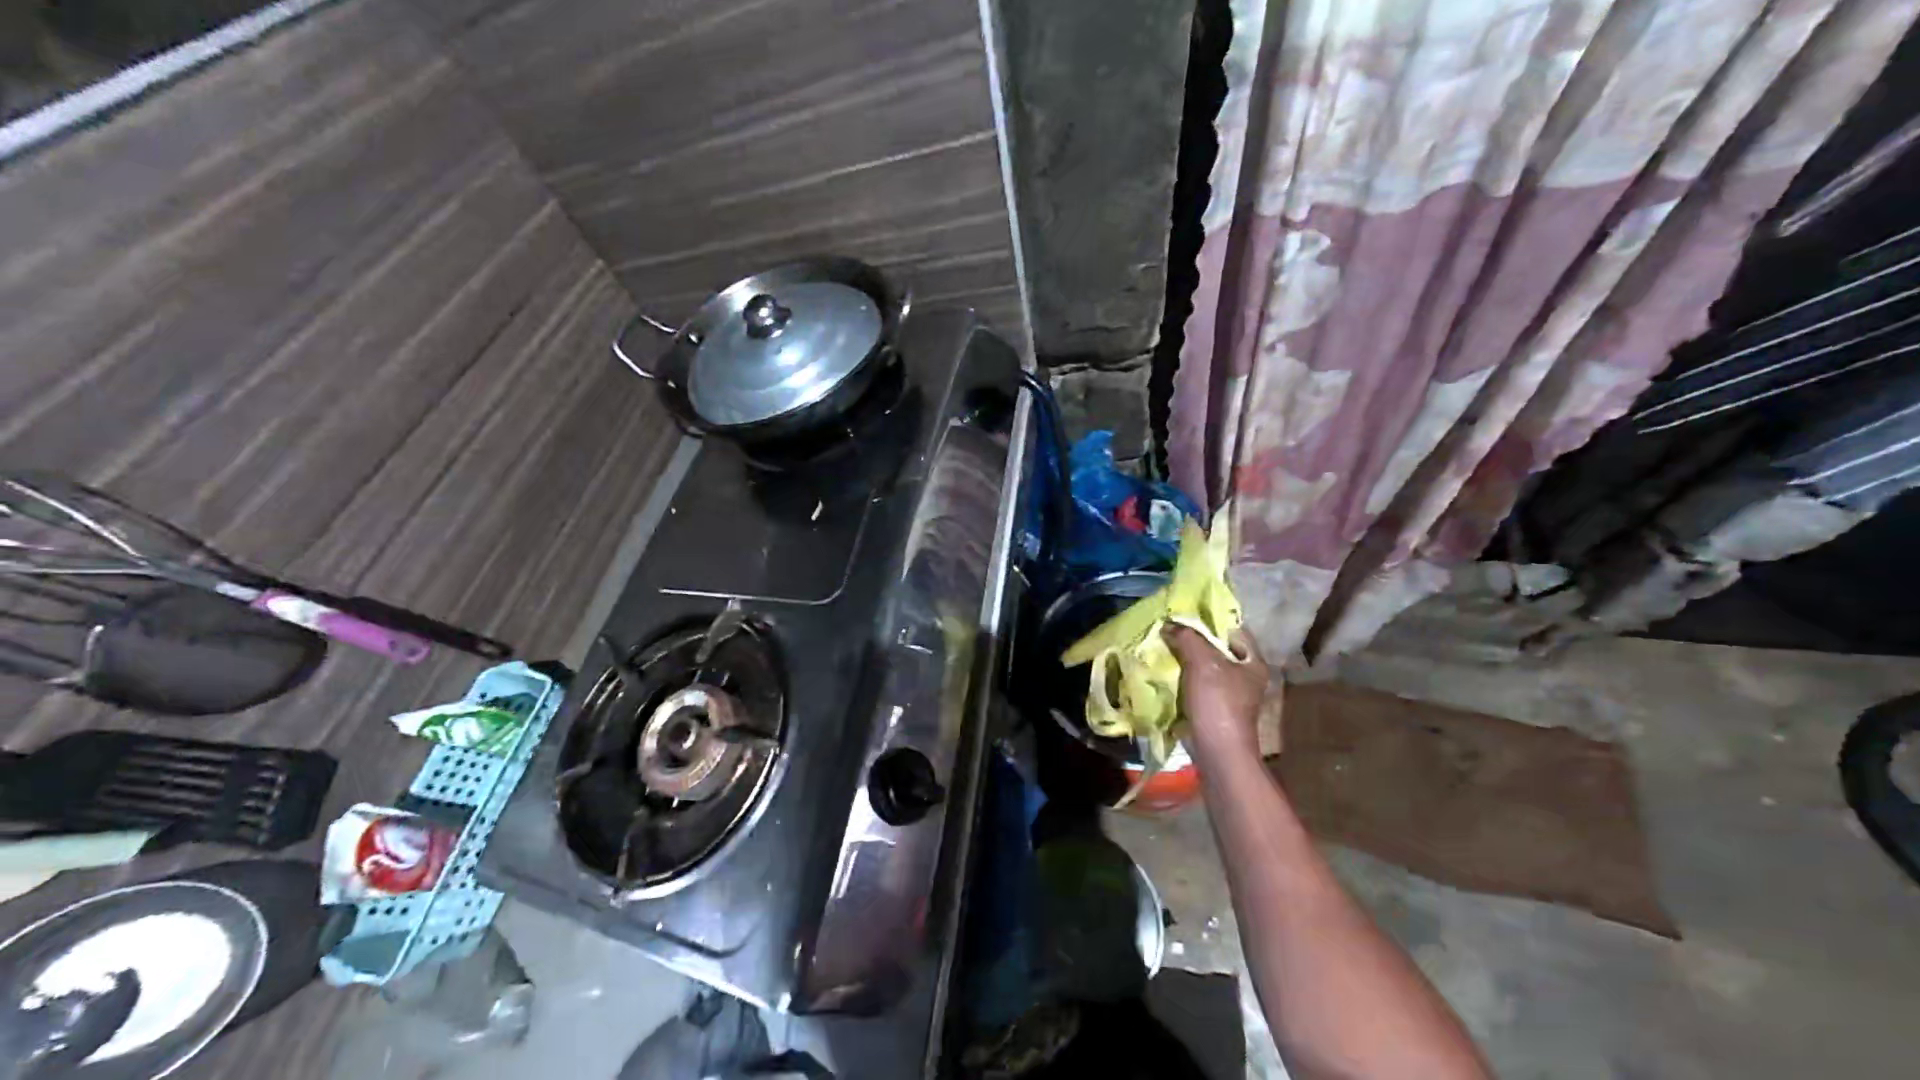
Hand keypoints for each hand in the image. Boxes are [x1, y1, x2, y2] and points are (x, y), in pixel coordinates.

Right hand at [1165, 623, 1270, 762]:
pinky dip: (1181, 677)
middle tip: (1168, 629)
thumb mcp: (1203, 662)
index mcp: (1253, 662)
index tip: (1184, 613)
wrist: (1217, 750)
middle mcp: (1245, 676)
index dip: (1210, 619)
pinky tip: (1163, 671)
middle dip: (1192, 639)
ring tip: (1161, 646)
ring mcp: (1229, 694)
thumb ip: (1187, 638)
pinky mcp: (1212, 708)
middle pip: (1217, 648)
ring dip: (1184, 658)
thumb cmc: (1218, 702)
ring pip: (1203, 666)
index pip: (1233, 629)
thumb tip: (1169, 624)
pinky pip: (1194, 684)